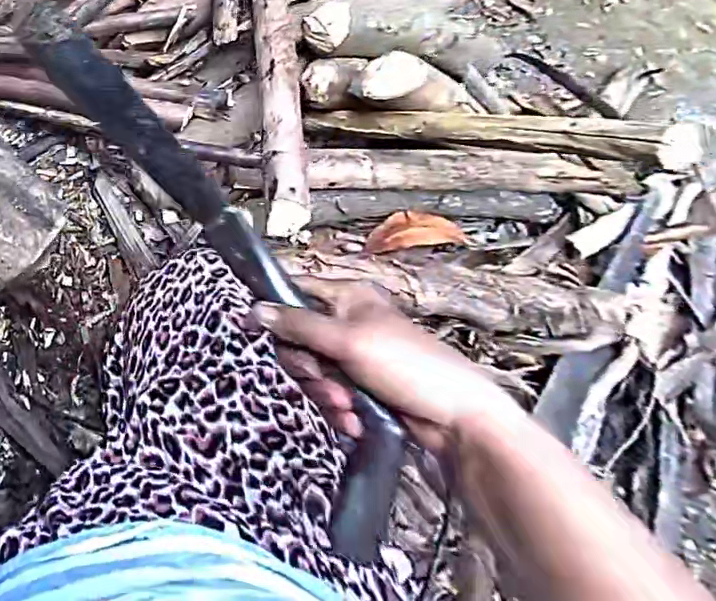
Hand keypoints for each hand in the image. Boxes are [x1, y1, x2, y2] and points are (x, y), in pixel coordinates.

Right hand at [244, 277, 518, 452]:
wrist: (463, 424)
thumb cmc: (408, 366)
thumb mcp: (346, 340)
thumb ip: (296, 324)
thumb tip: (253, 310)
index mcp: (346, 296)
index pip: (293, 290)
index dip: (273, 310)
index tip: (256, 331)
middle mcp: (345, 321)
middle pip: (295, 336)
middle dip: (306, 365)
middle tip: (322, 378)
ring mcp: (352, 355)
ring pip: (310, 368)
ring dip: (321, 391)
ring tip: (345, 406)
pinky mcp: (360, 386)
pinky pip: (328, 391)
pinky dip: (335, 407)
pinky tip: (352, 420)